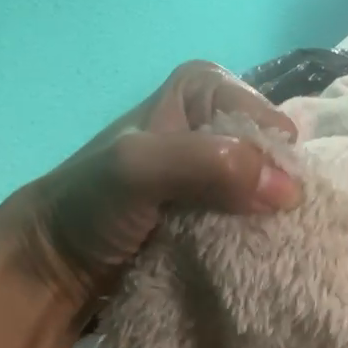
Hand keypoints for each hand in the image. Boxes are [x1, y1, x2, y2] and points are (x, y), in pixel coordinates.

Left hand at [0, 60, 301, 309]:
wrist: (58, 261)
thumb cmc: (92, 203)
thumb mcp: (140, 168)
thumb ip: (210, 165)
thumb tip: (289, 190)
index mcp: (205, 86)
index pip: (271, 124)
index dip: (267, 164)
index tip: (244, 203)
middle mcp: (218, 117)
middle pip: (277, 156)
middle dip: (273, 192)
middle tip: (250, 227)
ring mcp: (221, 164)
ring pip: (272, 188)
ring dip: (268, 218)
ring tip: (251, 244)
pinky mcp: (220, 203)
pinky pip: (259, 214)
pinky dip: (258, 233)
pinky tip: (247, 251)